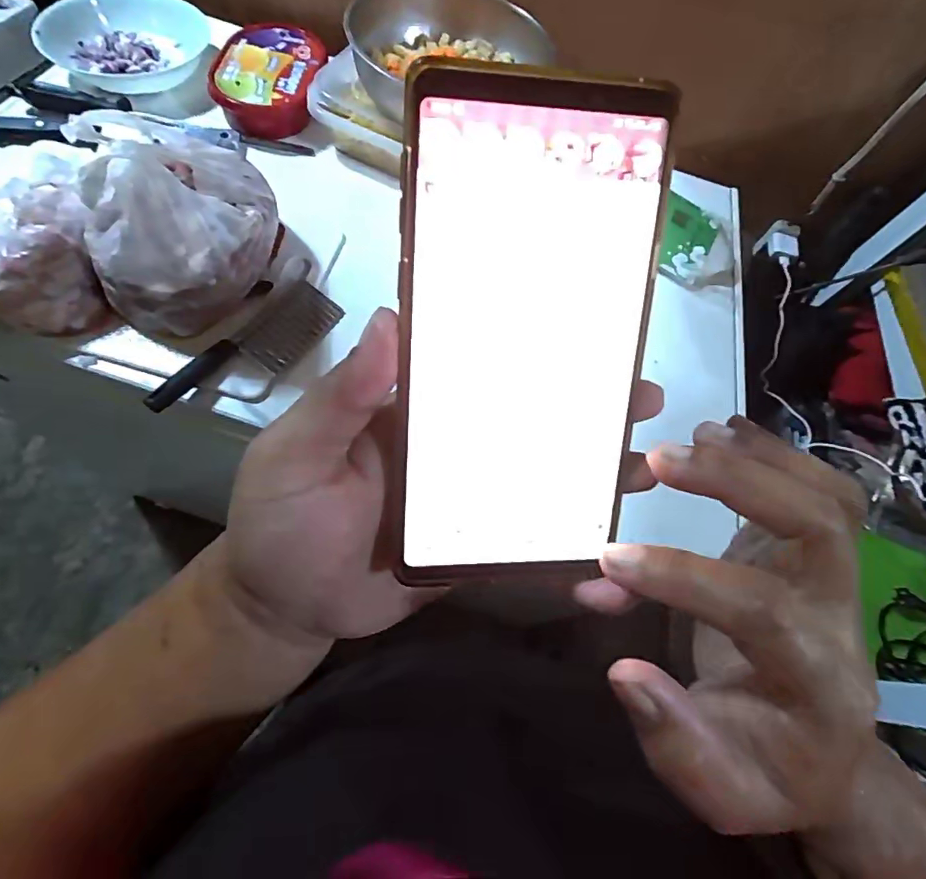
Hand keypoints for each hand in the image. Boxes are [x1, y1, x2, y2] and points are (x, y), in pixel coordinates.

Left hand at [213, 307, 665, 646]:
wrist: (282, 609)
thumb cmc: (278, 518)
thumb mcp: (298, 451)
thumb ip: (343, 395)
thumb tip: (387, 318)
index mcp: (409, 410)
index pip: (472, 366)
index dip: (525, 347)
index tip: (585, 333)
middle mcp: (444, 448)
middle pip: (522, 420)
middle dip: (582, 408)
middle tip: (643, 397)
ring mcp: (463, 503)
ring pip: (537, 480)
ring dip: (590, 473)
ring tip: (646, 468)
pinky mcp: (472, 554)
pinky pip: (526, 550)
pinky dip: (567, 558)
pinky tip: (610, 571)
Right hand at [575, 415, 876, 836]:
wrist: (824, 756)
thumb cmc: (764, 770)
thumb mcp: (717, 787)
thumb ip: (673, 737)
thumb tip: (624, 672)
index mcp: (817, 680)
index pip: (761, 610)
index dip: (681, 576)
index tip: (610, 558)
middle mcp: (840, 619)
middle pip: (819, 527)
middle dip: (738, 481)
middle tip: (659, 458)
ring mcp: (837, 580)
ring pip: (829, 498)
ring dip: (761, 455)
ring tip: (695, 432)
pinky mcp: (817, 555)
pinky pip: (821, 491)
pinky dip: (776, 453)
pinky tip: (725, 432)